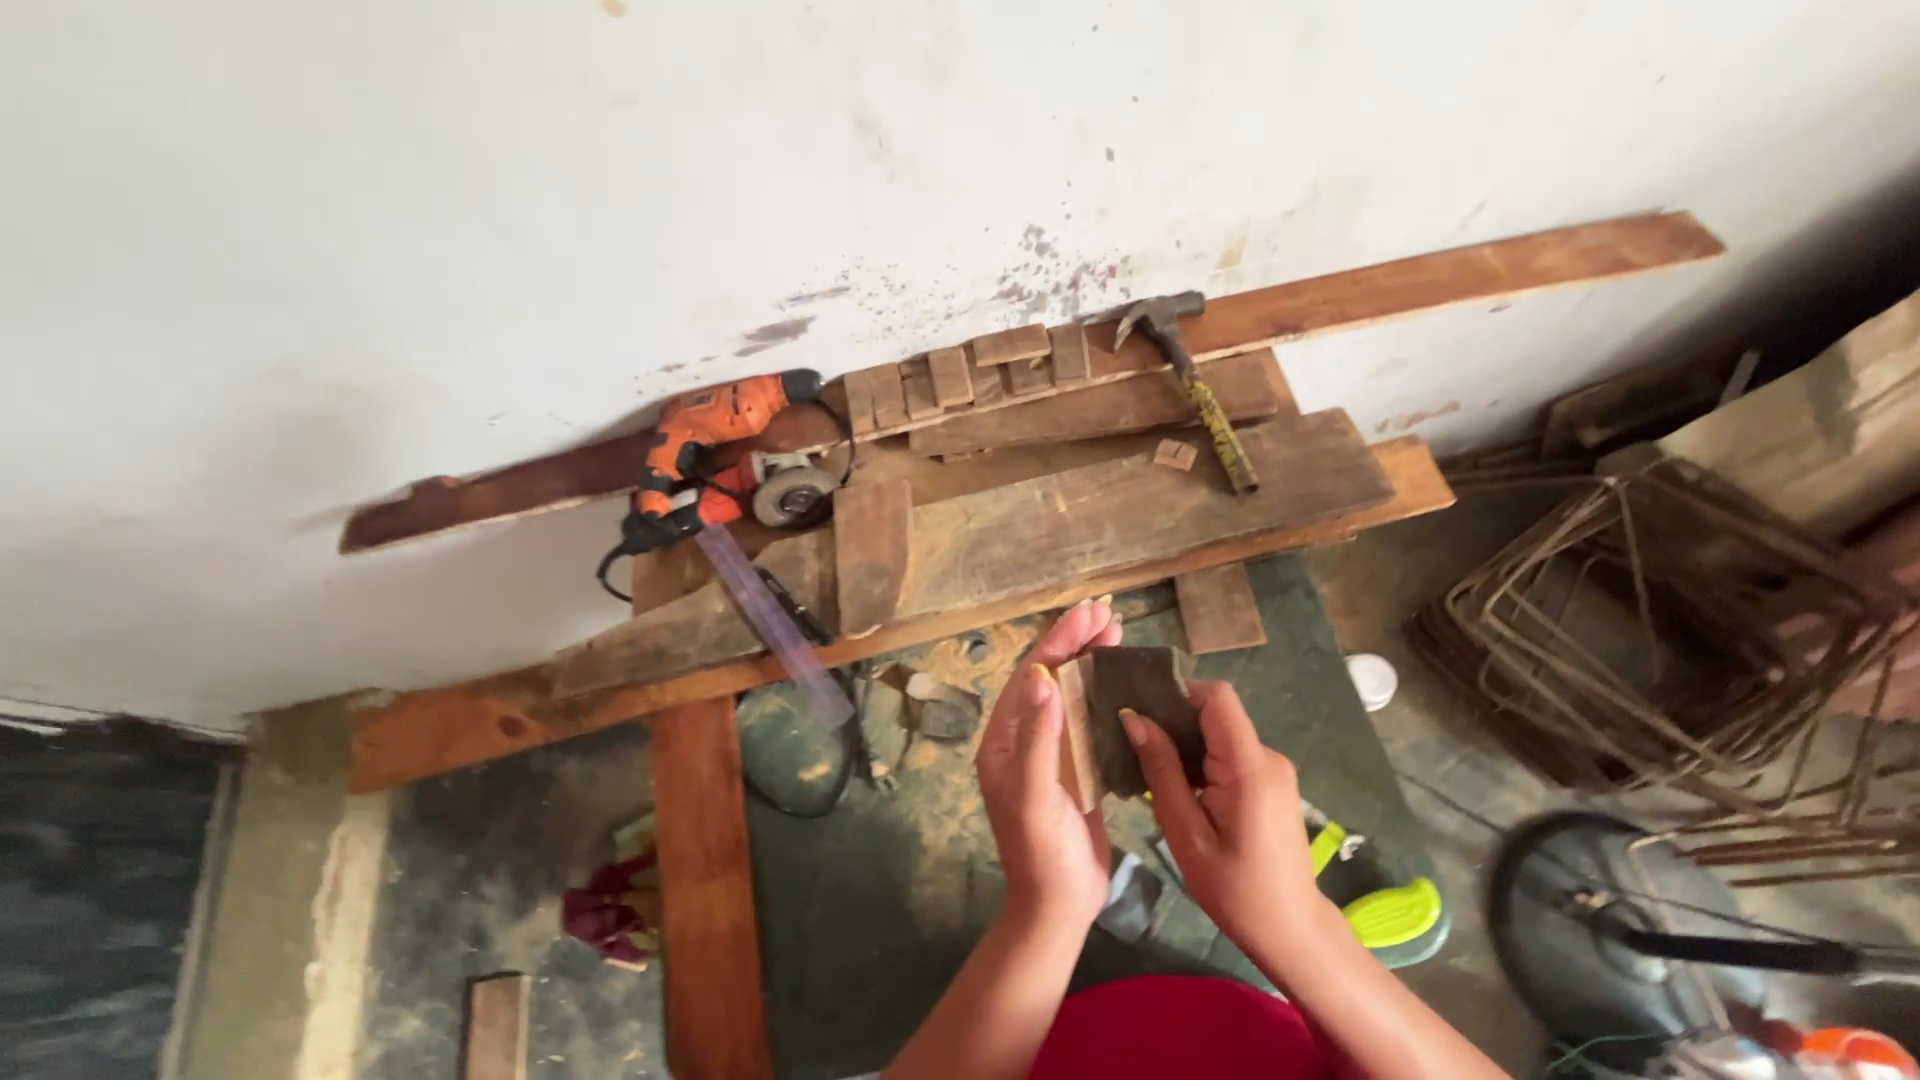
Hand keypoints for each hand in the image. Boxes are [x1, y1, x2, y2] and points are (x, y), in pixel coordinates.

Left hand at [975, 598, 1124, 930]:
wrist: (1059, 904)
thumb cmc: (1039, 851)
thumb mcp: (1032, 793)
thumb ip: (1037, 736)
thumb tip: (1043, 677)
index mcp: (1005, 739)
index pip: (1031, 676)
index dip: (1057, 641)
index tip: (1087, 613)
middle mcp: (1024, 739)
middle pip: (1050, 678)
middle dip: (1075, 643)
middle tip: (1108, 614)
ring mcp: (1051, 753)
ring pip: (1070, 695)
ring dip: (1091, 664)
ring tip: (1117, 635)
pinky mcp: (1075, 769)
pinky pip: (1087, 721)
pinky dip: (1104, 696)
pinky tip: (1124, 684)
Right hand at [1122, 681, 1328, 953]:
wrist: (1290, 931)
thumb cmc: (1235, 889)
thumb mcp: (1186, 834)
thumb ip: (1161, 771)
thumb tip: (1133, 718)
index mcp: (1250, 767)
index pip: (1217, 697)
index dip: (1178, 693)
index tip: (1141, 712)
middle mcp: (1268, 757)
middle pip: (1215, 714)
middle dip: (1173, 724)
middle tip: (1134, 749)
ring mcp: (1274, 769)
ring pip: (1220, 734)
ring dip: (1185, 747)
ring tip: (1150, 774)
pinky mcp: (1272, 782)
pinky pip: (1230, 754)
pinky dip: (1201, 763)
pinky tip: (1179, 791)